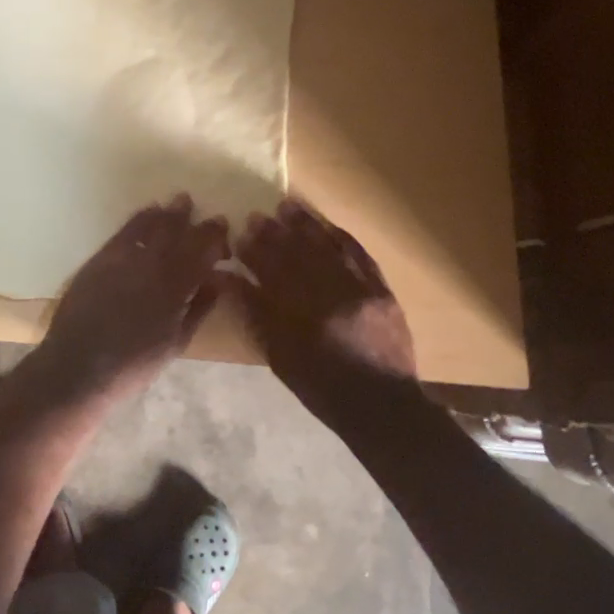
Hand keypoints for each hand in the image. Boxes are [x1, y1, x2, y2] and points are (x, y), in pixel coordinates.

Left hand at [37, 194, 228, 400]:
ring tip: (181, 202)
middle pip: (180, 235)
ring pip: (153, 228)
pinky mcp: (101, 258)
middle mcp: (153, 268)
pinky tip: (150, 211)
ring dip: (170, 214)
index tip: (224, 229)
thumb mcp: (176, 343)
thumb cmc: (134, 365)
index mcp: (177, 290)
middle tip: (208, 214)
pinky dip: (141, 218)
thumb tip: (217, 280)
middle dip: (196, 223)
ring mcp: (125, 260)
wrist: (80, 367)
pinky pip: (126, 231)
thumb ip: (199, 307)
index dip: (216, 238)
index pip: (203, 253)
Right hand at [237, 198, 416, 422]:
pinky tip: (328, 225)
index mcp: (300, 318)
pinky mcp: (382, 291)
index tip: (239, 233)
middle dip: (275, 234)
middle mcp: (329, 298)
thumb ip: (255, 316)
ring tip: (287, 206)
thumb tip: (230, 281)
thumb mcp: (280, 358)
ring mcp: (359, 291)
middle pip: (297, 256)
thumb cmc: (323, 389)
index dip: (254, 252)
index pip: (271, 274)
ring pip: (327, 249)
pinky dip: (342, 238)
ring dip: (306, 226)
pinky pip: (361, 256)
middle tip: (257, 215)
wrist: (383, 407)